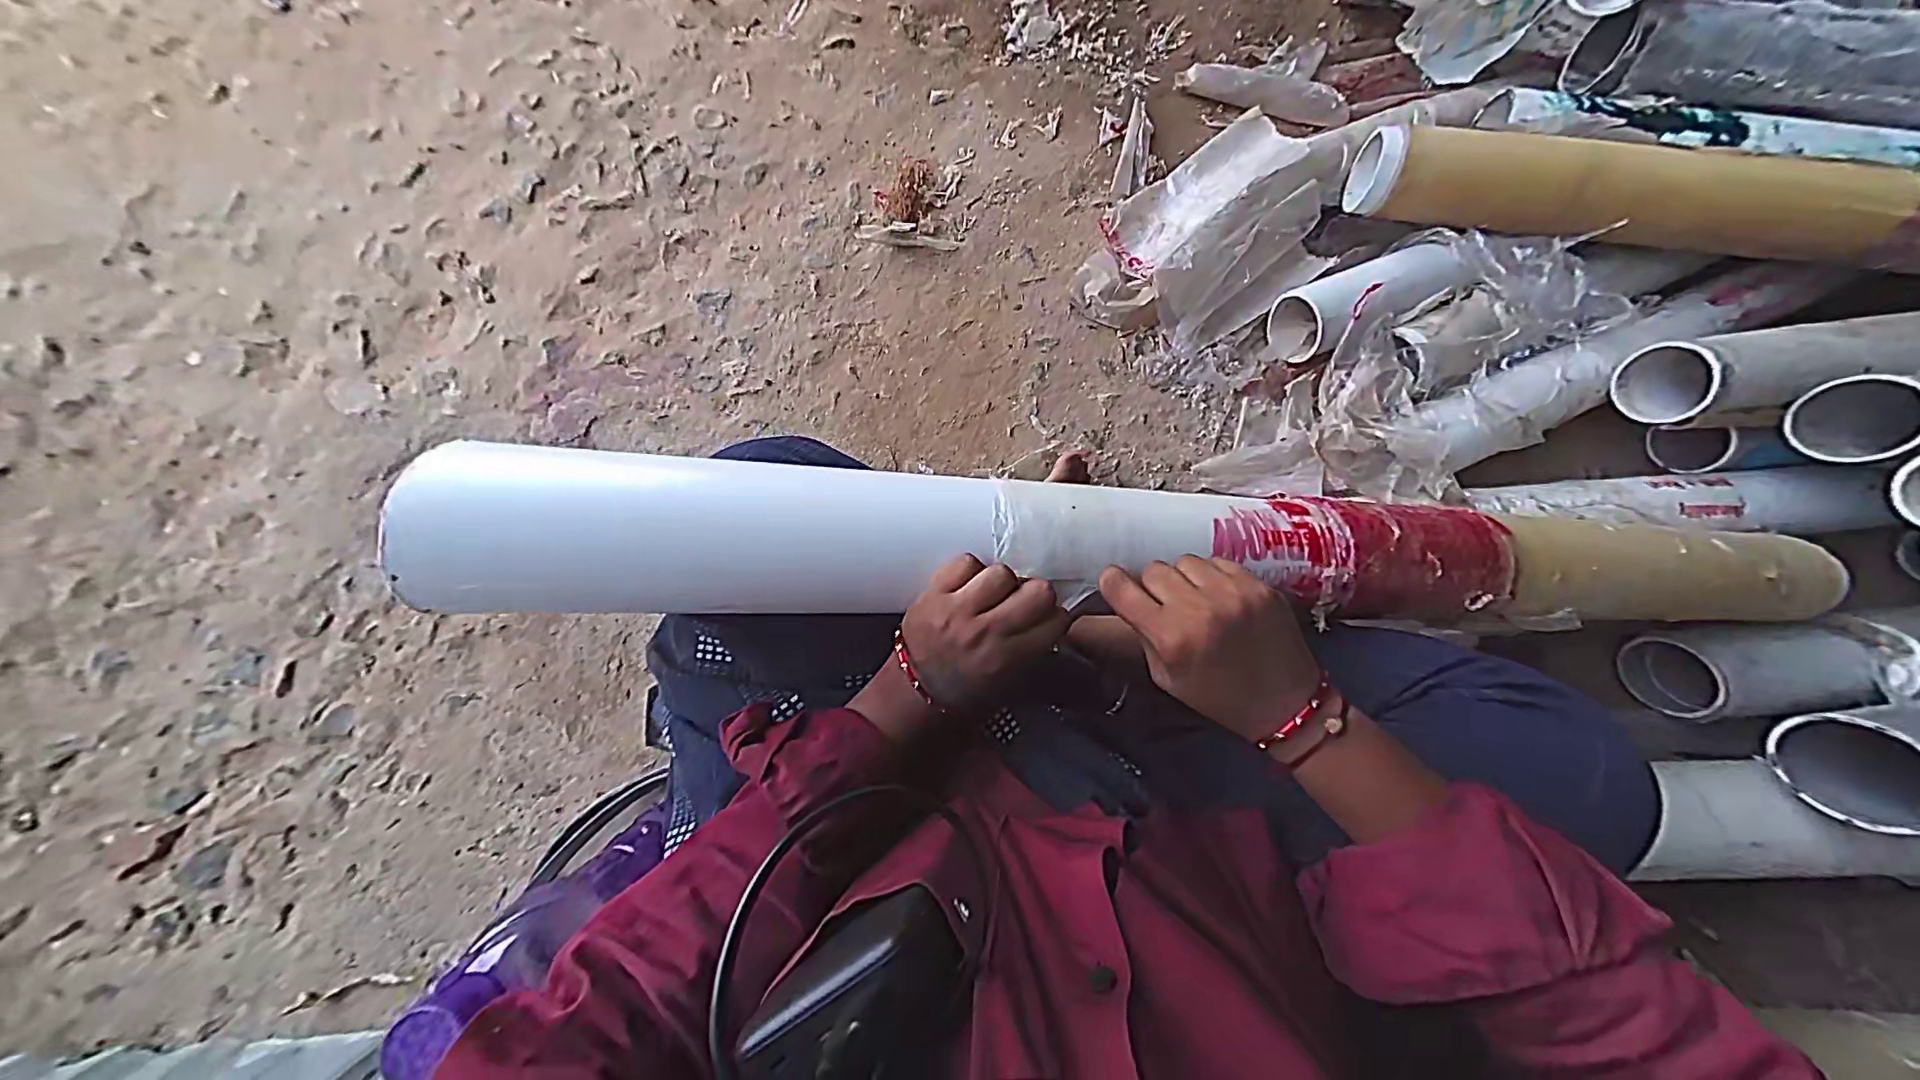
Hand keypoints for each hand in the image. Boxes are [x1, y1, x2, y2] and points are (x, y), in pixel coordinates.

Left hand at [898, 554, 1070, 712]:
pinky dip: (971, 572)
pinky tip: (969, 588)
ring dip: (1003, 583)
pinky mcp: (933, 595)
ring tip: (993, 596)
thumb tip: (1054, 620)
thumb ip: (1034, 653)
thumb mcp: (1009, 685)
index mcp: (1005, 658)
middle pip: (1038, 591)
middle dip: (1035, 596)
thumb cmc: (964, 692)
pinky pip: (965, 563)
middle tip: (1023, 605)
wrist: (914, 693)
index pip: (1054, 621)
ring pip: (1002, 573)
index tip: (1046, 620)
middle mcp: (983, 632)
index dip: (1054, 618)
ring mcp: (955, 611)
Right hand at [1098, 556, 1322, 741]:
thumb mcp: (1166, 676)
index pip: (1123, 589)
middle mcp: (1199, 609)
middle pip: (1154, 570)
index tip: (1114, 582)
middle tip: (1164, 605)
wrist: (1286, 705)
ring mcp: (1232, 593)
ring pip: (1184, 561)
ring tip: (1195, 599)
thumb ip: (1143, 634)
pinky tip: (1219, 597)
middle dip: (1152, 586)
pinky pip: (1217, 562)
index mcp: (1171, 638)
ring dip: (1182, 578)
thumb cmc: (1218, 698)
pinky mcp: (1258, 586)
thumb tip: (1126, 599)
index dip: (1112, 583)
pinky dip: (1211, 576)